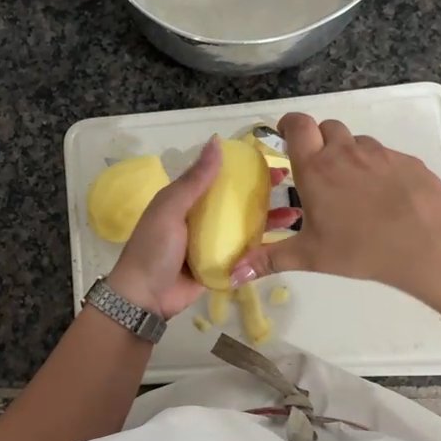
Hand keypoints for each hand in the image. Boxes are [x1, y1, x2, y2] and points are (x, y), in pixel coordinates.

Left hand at [107, 136, 296, 317]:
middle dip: (261, 192)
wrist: (145, 297)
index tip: (268, 160)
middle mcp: (200, 218)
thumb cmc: (153, 248)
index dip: (242, 168)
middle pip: (235, 201)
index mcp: (185, 200)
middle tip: (288, 183)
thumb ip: (194, 180)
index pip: (218, 177)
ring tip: (295, 214)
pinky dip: (265, 246)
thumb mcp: (170, 208)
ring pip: (245, 226)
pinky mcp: (221, 265)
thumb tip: (216, 142)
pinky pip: (246, 252)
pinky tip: (288, 240)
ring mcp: (212, 242)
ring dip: (269, 219)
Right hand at [230, 115, 440, 298]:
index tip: (285, 136)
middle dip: (317, 140)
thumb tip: (231, 275)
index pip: (297, 125)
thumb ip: (269, 260)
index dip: (288, 124)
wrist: (432, 243)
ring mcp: (379, 154)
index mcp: (315, 168)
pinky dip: (375, 168)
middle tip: (315, 169)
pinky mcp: (407, 162)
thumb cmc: (361, 248)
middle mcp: (344, 152)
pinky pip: (383, 156)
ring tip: (350, 188)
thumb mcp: (310, 256)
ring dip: (347, 154)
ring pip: (356, 142)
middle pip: (326, 127)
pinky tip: (382, 198)